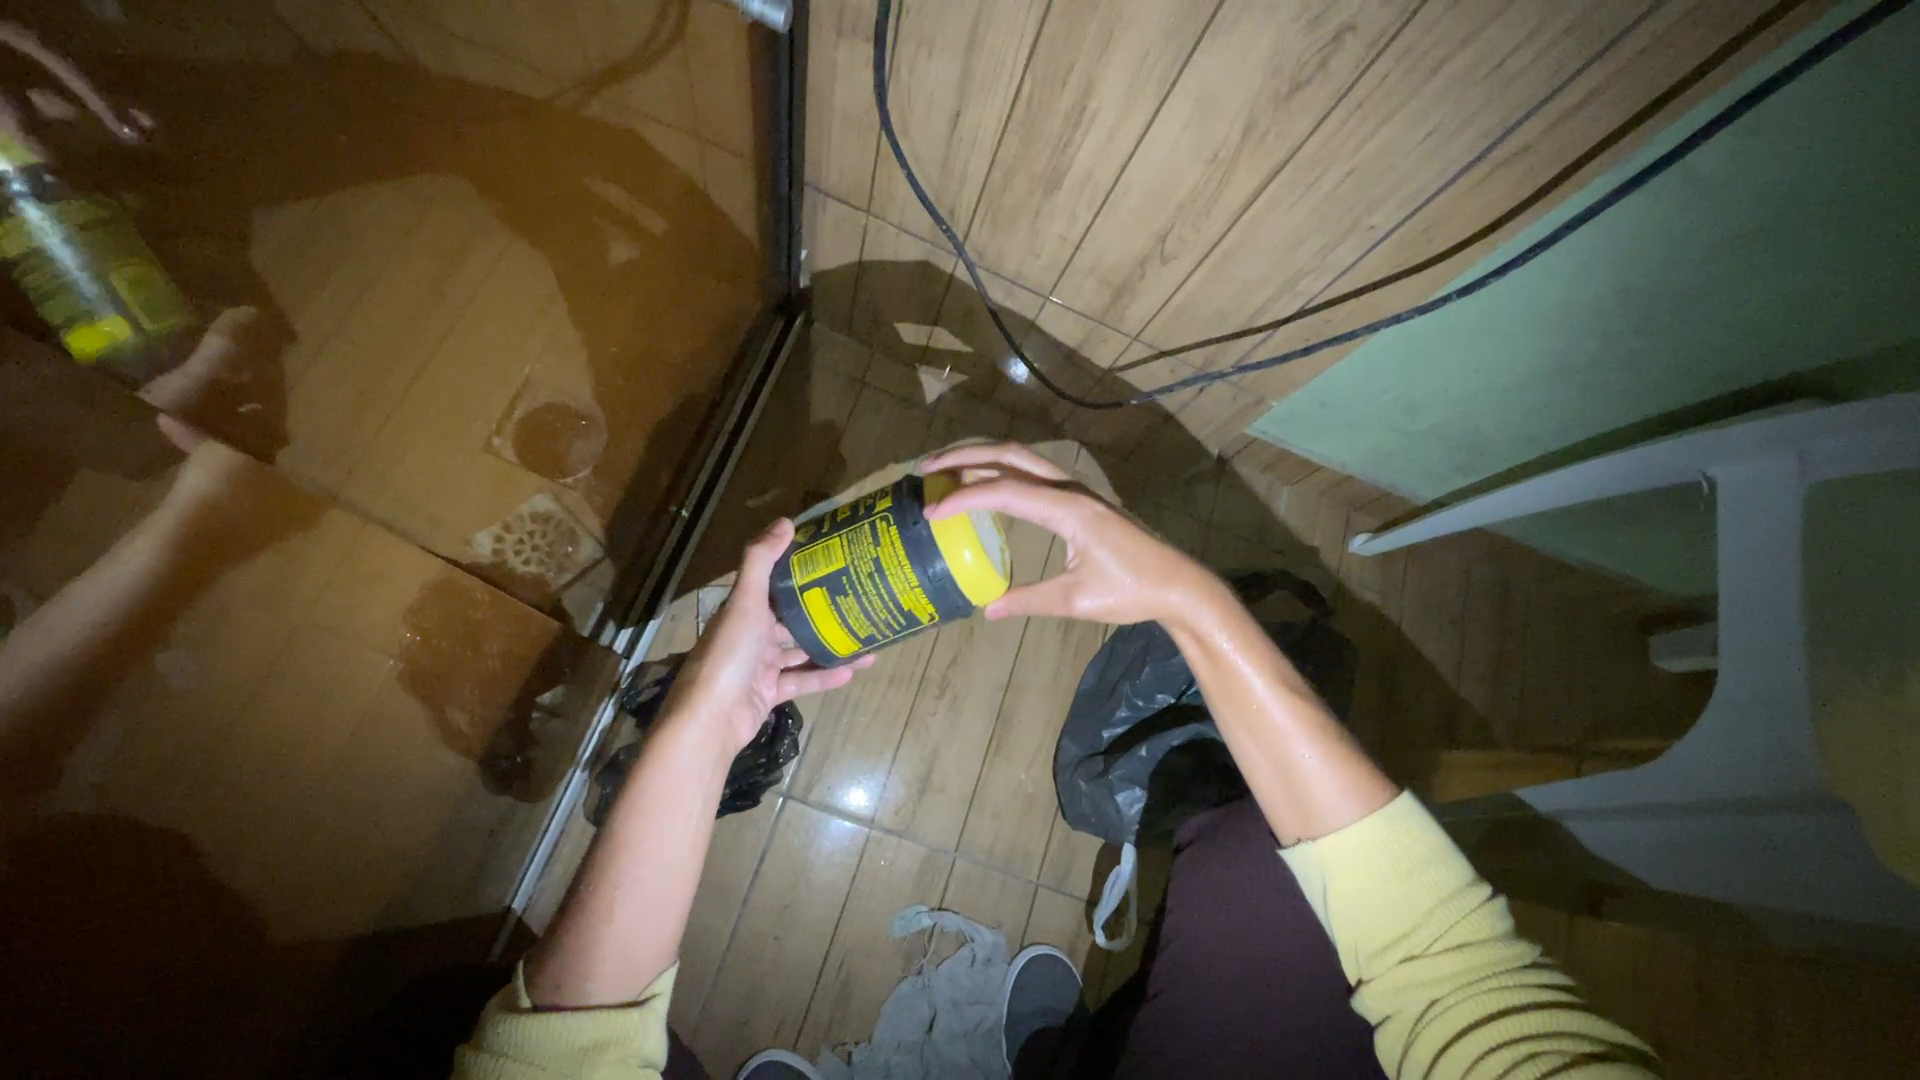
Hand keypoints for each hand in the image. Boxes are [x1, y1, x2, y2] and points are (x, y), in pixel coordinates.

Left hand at [663, 518, 874, 750]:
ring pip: (801, 651)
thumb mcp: (744, 602)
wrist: (710, 719)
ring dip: (830, 645)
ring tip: (865, 637)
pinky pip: (803, 681)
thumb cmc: (728, 654)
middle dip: (821, 611)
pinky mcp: (770, 694)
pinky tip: (853, 669)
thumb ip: (761, 561)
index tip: (832, 561)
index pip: (773, 585)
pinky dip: (825, 676)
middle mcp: (751, 635)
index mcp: (743, 611)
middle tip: (857, 599)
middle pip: (791, 619)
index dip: (798, 573)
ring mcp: (761, 667)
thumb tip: (785, 521)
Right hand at [920, 442, 1228, 628]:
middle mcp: (1070, 489)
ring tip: (944, 470)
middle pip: (1009, 456)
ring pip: (1021, 459)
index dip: (964, 498)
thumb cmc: (1131, 591)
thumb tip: (986, 608)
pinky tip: (985, 486)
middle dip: (964, 456)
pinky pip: (1032, 473)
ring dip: (981, 458)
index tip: (931, 511)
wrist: (1177, 583)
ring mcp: (1076, 490)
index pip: (1005, 491)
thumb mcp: (1075, 600)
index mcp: (1068, 509)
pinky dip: (1001, 471)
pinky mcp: (1080, 499)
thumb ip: (1027, 600)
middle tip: (925, 468)